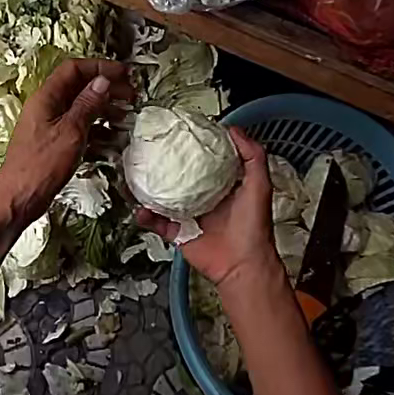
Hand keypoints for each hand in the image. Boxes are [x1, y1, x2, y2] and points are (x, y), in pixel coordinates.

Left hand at [0, 58, 134, 225]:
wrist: (19, 199)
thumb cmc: (41, 166)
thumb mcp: (71, 132)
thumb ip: (87, 105)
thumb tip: (102, 81)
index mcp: (46, 98)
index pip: (74, 69)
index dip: (100, 67)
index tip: (125, 74)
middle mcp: (46, 107)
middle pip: (79, 88)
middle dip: (106, 89)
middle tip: (131, 96)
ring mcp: (49, 126)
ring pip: (81, 109)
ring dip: (104, 110)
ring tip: (126, 117)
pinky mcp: (53, 144)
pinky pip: (78, 130)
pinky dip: (96, 131)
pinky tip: (112, 140)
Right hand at [136, 127, 283, 289]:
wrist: (242, 264)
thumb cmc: (254, 227)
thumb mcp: (259, 185)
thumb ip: (252, 156)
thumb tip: (235, 130)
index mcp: (223, 186)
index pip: (205, 161)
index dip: (194, 147)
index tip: (180, 132)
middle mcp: (204, 198)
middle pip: (179, 177)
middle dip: (165, 166)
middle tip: (150, 152)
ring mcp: (190, 216)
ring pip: (163, 198)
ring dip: (149, 189)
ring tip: (135, 178)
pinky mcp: (179, 234)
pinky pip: (158, 223)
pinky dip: (146, 217)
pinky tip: (139, 209)